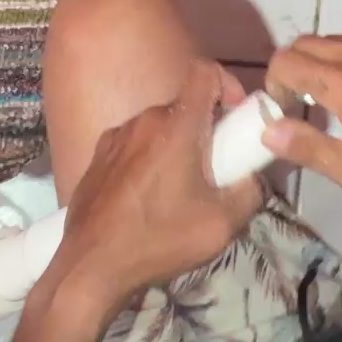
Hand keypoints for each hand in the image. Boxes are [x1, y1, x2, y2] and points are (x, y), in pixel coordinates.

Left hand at [54, 61, 265, 296]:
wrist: (88, 271)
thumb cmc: (157, 241)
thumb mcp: (221, 225)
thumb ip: (251, 191)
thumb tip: (253, 176)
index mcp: (176, 125)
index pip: (204, 70)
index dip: (226, 82)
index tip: (233, 116)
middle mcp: (145, 119)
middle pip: (184, 105)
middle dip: (203, 128)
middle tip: (211, 167)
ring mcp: (116, 136)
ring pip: (158, 125)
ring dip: (174, 144)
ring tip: (176, 187)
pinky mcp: (96, 156)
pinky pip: (133, 143)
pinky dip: (147, 157)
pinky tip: (145, 195)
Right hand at [262, 35, 341, 194]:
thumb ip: (308, 147)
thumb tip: (270, 130)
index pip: (287, 61)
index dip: (275, 82)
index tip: (282, 107)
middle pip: (304, 43)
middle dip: (292, 68)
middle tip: (298, 100)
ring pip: (330, 39)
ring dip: (317, 61)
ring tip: (326, 94)